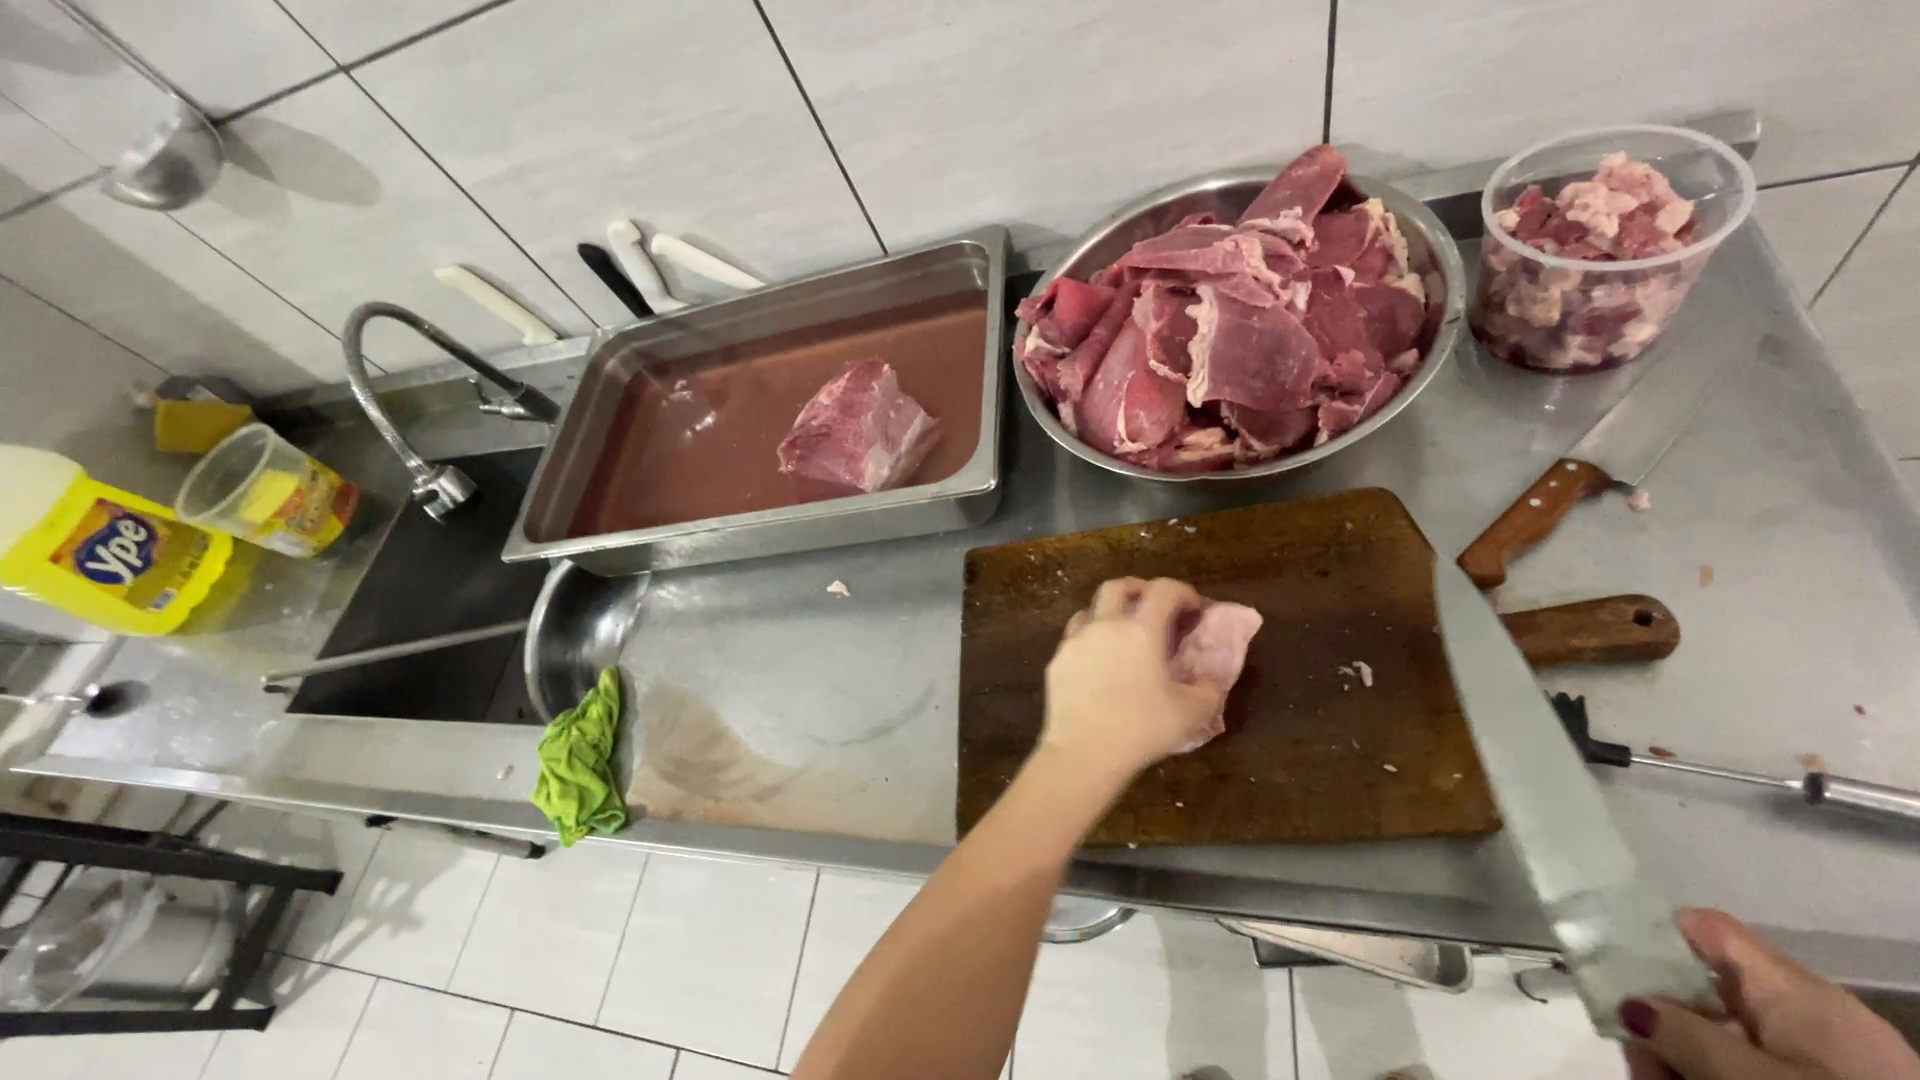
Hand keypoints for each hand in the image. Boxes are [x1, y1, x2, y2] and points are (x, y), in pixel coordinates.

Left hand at [1039, 577, 1229, 779]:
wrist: (1083, 752)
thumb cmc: (1142, 729)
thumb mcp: (1192, 712)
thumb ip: (1209, 687)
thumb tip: (1212, 675)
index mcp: (1141, 630)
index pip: (1163, 589)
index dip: (1182, 591)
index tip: (1193, 608)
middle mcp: (1105, 626)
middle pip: (1118, 586)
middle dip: (1139, 589)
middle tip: (1154, 607)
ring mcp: (1076, 641)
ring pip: (1091, 609)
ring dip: (1109, 612)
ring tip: (1122, 634)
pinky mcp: (1056, 660)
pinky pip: (1074, 637)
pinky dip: (1090, 638)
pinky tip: (1098, 661)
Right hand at [1622, 908, 1919, 1079]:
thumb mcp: (1750, 1078)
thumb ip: (1684, 1035)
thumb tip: (1629, 1003)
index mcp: (1799, 993)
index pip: (1706, 928)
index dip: (1650, 934)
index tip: (1605, 963)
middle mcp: (1808, 1015)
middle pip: (1703, 989)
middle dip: (1657, 1018)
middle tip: (1635, 1057)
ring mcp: (1819, 1059)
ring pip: (1718, 1034)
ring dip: (1675, 1054)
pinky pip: (1746, 1064)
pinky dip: (1707, 1074)